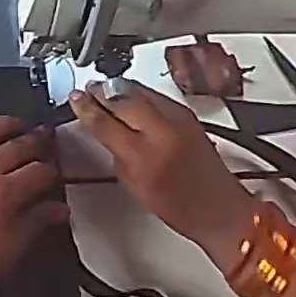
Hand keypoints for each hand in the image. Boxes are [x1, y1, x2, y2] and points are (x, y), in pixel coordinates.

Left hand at [0, 117, 67, 296]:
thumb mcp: (12, 249)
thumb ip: (37, 221)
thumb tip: (58, 209)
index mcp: (4, 192)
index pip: (40, 170)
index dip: (52, 171)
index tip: (54, 174)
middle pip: (19, 145)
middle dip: (37, 142)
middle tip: (45, 141)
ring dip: (7, 125)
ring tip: (17, 126)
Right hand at [68, 83, 255, 271]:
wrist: (219, 208)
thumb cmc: (181, 206)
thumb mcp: (134, 186)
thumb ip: (116, 154)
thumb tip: (102, 129)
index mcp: (142, 157)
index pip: (104, 122)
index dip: (85, 108)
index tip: (76, 99)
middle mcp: (161, 133)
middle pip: (122, 100)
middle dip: (101, 93)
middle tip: (88, 91)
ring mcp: (177, 120)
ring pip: (139, 91)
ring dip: (119, 88)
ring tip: (104, 89)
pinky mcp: (188, 115)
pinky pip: (156, 95)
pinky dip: (139, 93)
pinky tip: (130, 94)